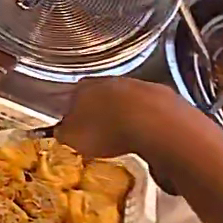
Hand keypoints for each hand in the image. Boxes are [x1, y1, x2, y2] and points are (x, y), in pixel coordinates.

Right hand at [55, 77, 201, 161]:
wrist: (152, 122)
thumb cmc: (105, 129)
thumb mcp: (73, 138)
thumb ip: (65, 133)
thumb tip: (62, 131)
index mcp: (83, 87)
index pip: (71, 97)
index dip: (72, 114)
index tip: (74, 130)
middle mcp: (110, 80)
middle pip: (100, 97)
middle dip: (99, 114)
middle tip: (98, 137)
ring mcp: (137, 86)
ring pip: (124, 102)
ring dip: (123, 117)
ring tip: (123, 141)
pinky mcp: (160, 97)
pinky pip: (147, 111)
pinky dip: (145, 123)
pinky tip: (145, 139)